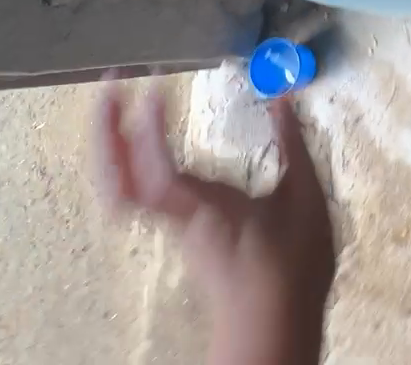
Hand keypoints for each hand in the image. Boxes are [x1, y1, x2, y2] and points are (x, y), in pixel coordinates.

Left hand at [93, 83, 334, 350]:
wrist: (276, 324)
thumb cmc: (292, 264)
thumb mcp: (304, 197)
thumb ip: (291, 144)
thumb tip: (282, 97)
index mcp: (206, 207)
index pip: (159, 168)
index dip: (147, 129)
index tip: (153, 86)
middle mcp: (179, 216)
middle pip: (119, 182)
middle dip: (106, 134)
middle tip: (110, 86)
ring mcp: (173, 226)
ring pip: (120, 190)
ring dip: (110, 147)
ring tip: (117, 106)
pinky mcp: (178, 230)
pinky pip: (135, 195)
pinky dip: (127, 164)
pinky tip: (139, 144)